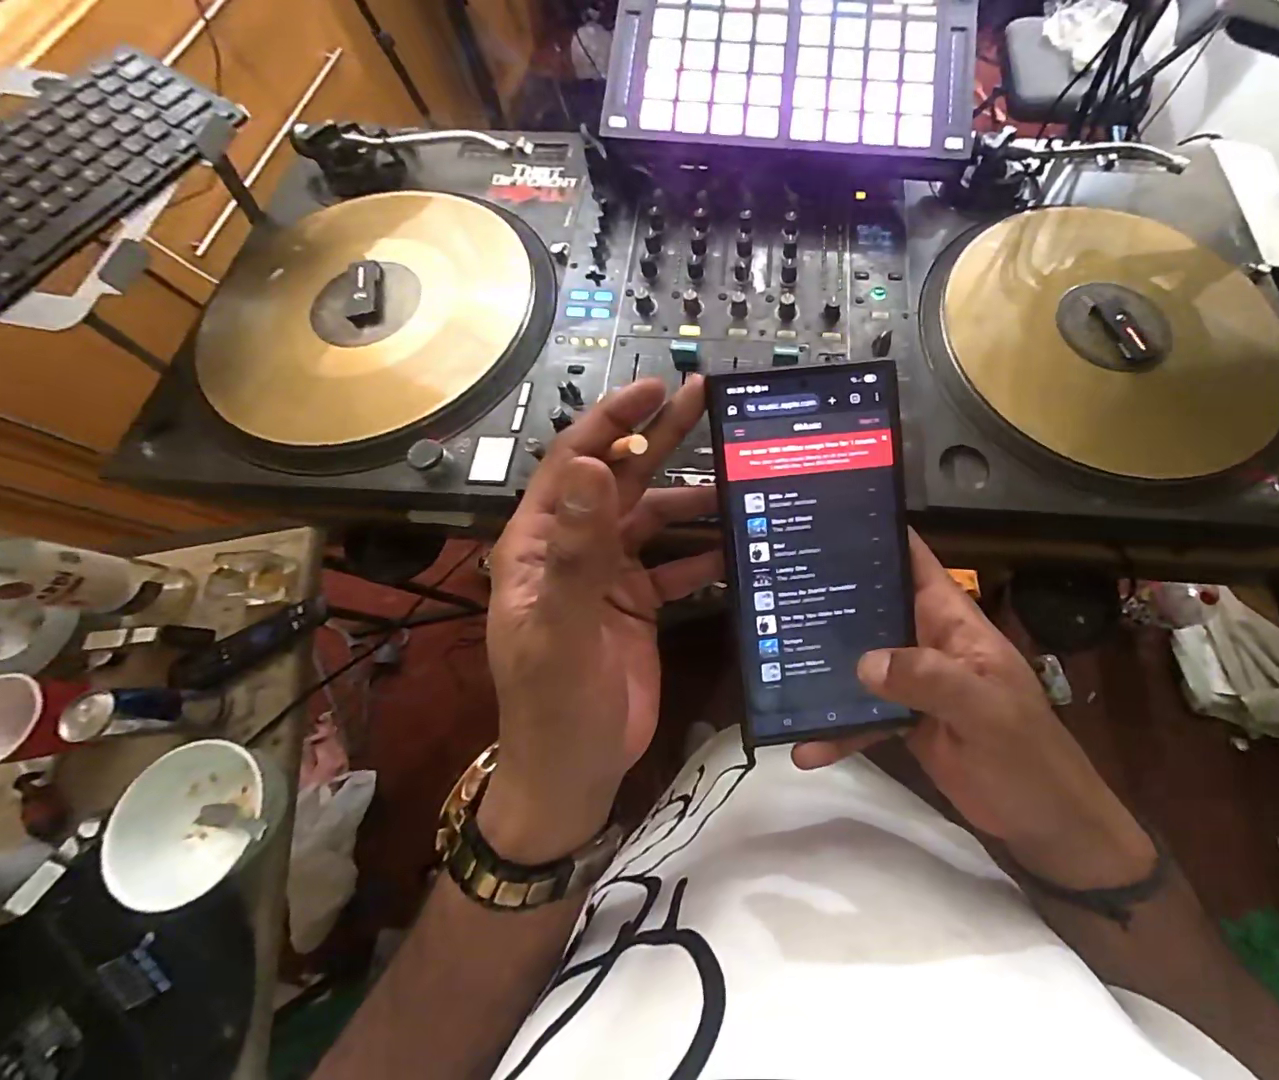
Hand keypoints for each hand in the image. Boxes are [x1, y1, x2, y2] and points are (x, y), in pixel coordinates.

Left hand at [479, 378, 723, 863]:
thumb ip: (575, 549)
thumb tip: (587, 464)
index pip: (572, 464)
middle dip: (656, 439)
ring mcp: (606, 579)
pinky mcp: (636, 607)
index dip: (611, 423)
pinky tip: (740, 543)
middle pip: (616, 481)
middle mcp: (572, 551)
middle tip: (701, 399)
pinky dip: (704, 553)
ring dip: (690, 498)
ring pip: (650, 521)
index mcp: (538, 544)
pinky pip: (674, 567)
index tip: (654, 389)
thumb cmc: (555, 703)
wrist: (572, 772)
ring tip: (739, 475)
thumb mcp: (562, 626)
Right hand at [793, 529, 1154, 888]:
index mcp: (953, 624)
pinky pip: (857, 714)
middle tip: (777, 582)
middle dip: (830, 594)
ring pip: (857, 659)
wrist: (1045, 825)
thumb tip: (863, 662)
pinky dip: (833, 728)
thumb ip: (931, 679)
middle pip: (872, 607)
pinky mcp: (899, 718)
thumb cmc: (1029, 758)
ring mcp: (910, 682)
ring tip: (773, 661)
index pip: (916, 565)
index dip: (880, 535)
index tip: (829, 517)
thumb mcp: (987, 712)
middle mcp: (925, 643)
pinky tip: (805, 746)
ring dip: (821, 663)